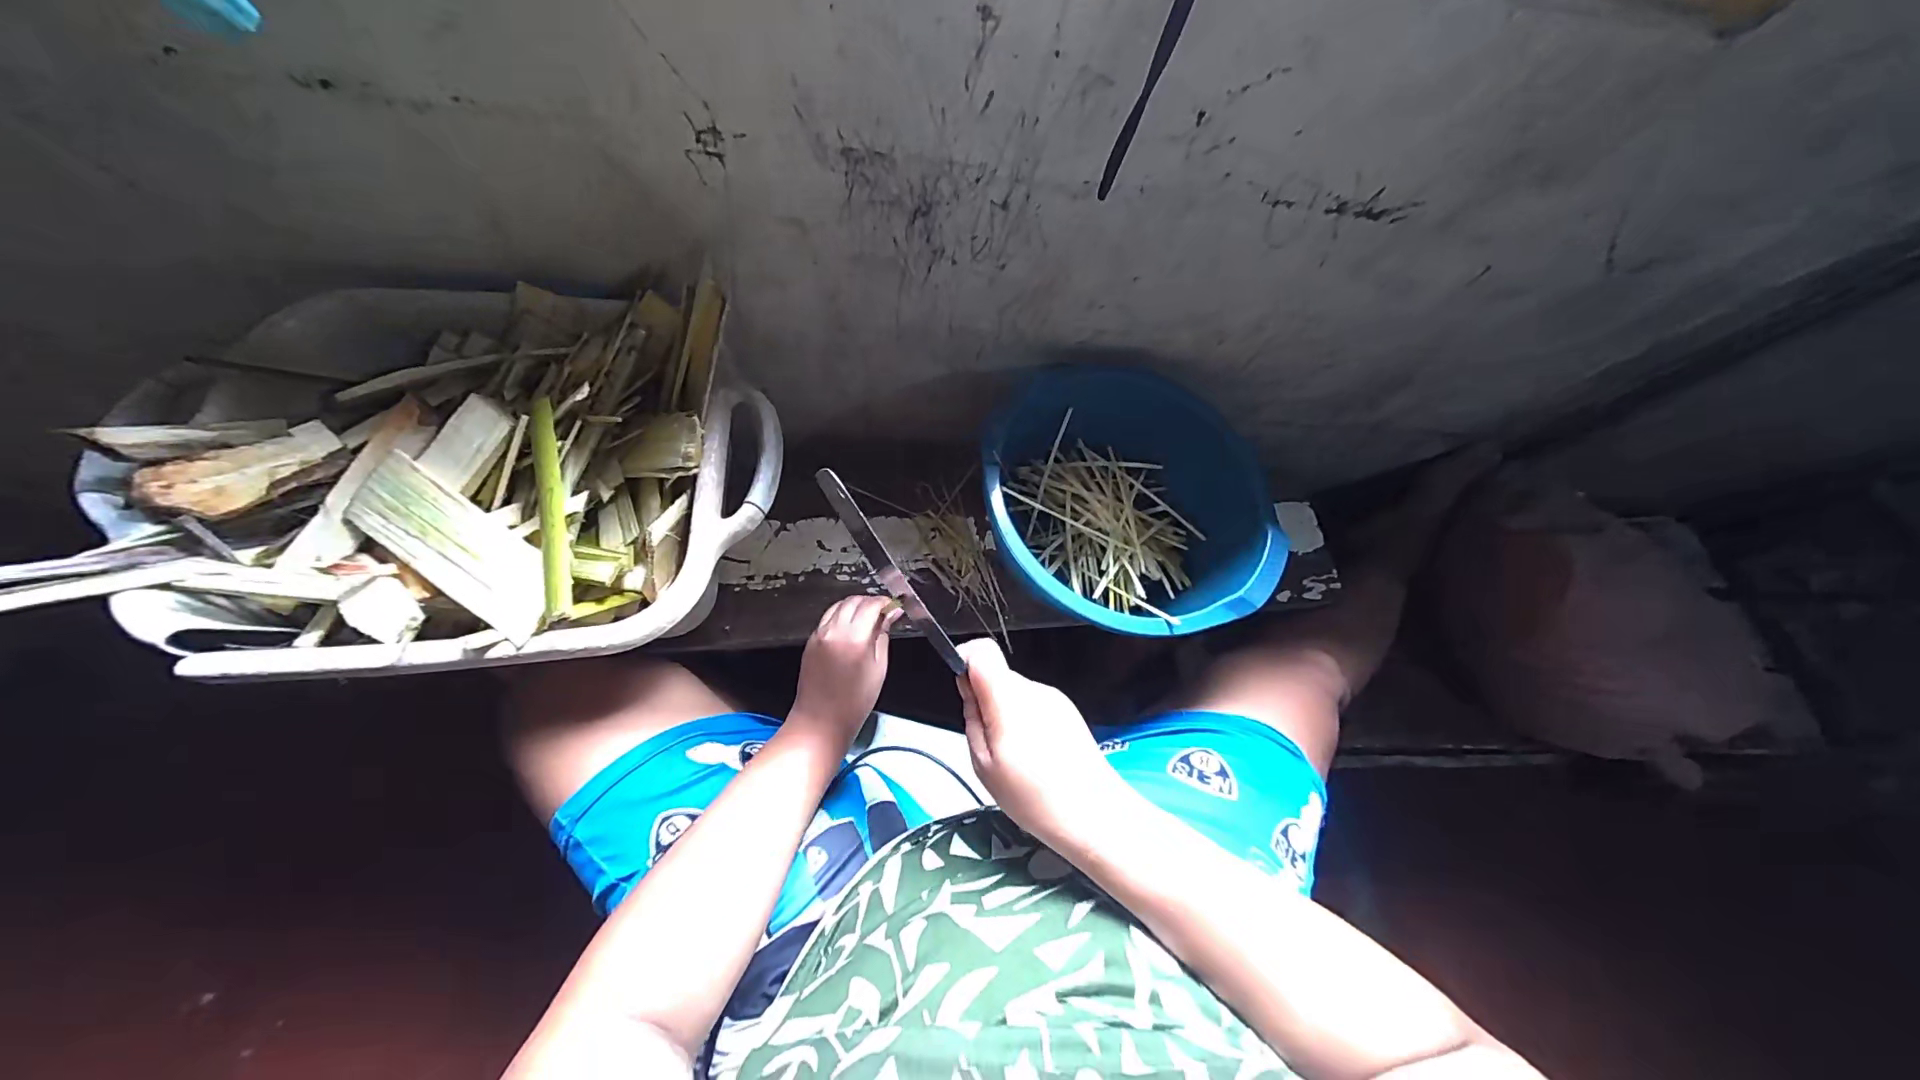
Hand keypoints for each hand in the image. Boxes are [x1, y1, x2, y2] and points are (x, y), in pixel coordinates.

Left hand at [789, 595, 901, 747]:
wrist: (821, 720)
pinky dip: (841, 616)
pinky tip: (851, 629)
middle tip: (884, 612)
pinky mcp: (811, 641)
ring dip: (854, 606)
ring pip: (838, 606)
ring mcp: (819, 635)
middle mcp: (833, 632)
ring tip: (868, 619)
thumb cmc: (853, 702)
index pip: (870, 605)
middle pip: (853, 601)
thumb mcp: (878, 668)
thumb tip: (889, 616)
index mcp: (854, 638)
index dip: (884, 602)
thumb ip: (882, 636)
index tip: (894, 607)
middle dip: (870, 602)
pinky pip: (827, 618)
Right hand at [955, 638, 1131, 846]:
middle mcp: (1035, 691)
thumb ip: (971, 717)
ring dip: (1005, 713)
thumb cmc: (1038, 797)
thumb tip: (967, 689)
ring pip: (1014, 691)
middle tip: (988, 741)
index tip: (962, 687)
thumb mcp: (983, 764)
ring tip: (1013, 755)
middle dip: (985, 700)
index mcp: (1010, 700)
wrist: (1092, 813)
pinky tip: (1032, 754)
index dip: (965, 661)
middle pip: (997, 675)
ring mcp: (1054, 698)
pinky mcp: (1066, 709)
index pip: (982, 651)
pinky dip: (1025, 722)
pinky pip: (1033, 704)